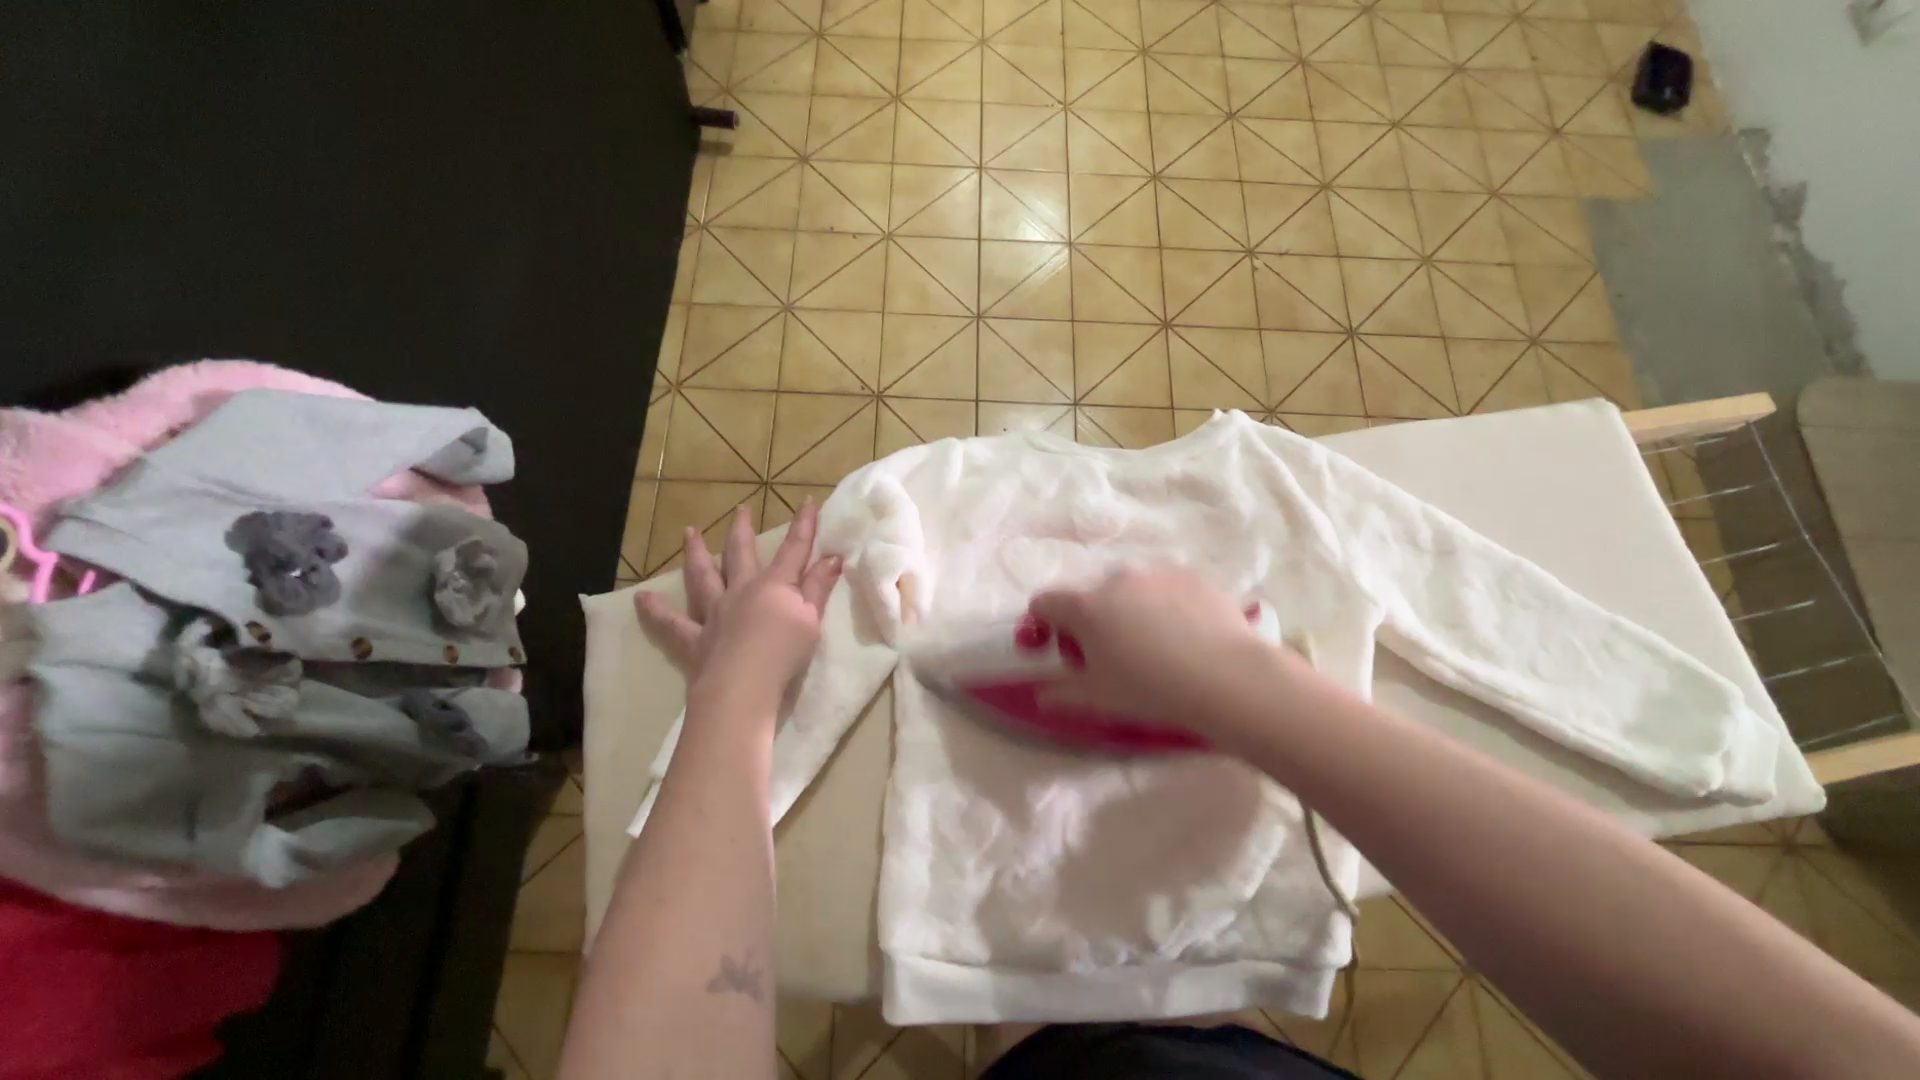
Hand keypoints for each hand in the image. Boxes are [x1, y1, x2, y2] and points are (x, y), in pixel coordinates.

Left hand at [634, 501, 841, 703]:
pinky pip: (671, 623)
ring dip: (695, 554)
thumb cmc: (785, 653)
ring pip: (703, 577)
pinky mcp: (695, 638)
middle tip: (740, 509)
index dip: (803, 525)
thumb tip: (832, 558)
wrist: (744, 685)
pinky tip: (641, 599)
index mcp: (774, 585)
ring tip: (688, 533)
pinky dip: (656, 611)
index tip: (807, 502)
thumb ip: (819, 587)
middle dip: (742, 530)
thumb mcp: (812, 619)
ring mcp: (714, 612)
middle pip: (740, 554)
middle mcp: (740, 590)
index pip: (794, 549)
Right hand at [1031, 565, 1313, 744]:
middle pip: (1091, 597)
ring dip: (1132, 612)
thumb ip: (1060, 693)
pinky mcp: (1194, 576)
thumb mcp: (1098, 699)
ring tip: (1158, 648)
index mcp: (1086, 607)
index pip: (1044, 603)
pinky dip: (1168, 607)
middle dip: (1093, 623)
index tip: (1061, 651)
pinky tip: (1188, 637)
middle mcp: (1117, 579)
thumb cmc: (1152, 691)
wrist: (1228, 678)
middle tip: (1114, 658)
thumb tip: (1041, 693)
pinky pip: (1168, 589)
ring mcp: (1158, 573)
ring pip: (1132, 591)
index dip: (1043, 626)